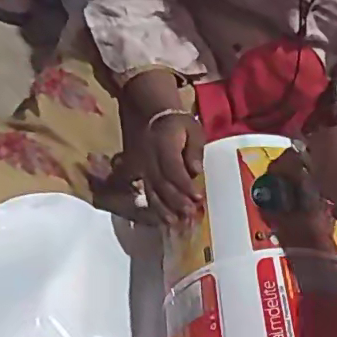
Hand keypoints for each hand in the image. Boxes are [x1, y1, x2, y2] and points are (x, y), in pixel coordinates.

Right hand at [120, 70, 203, 223]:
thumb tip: (196, 171)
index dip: (185, 185)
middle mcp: (149, 158)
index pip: (173, 169)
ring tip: (177, 223)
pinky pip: (145, 192)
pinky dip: (154, 208)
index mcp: (163, 145)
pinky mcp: (137, 174)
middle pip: (162, 184)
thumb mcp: (192, 128)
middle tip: (190, 216)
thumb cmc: (177, 122)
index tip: (198, 198)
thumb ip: (195, 149)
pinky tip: (163, 220)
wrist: (150, 113)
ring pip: (151, 191)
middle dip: (177, 202)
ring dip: (164, 209)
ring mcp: (141, 167)